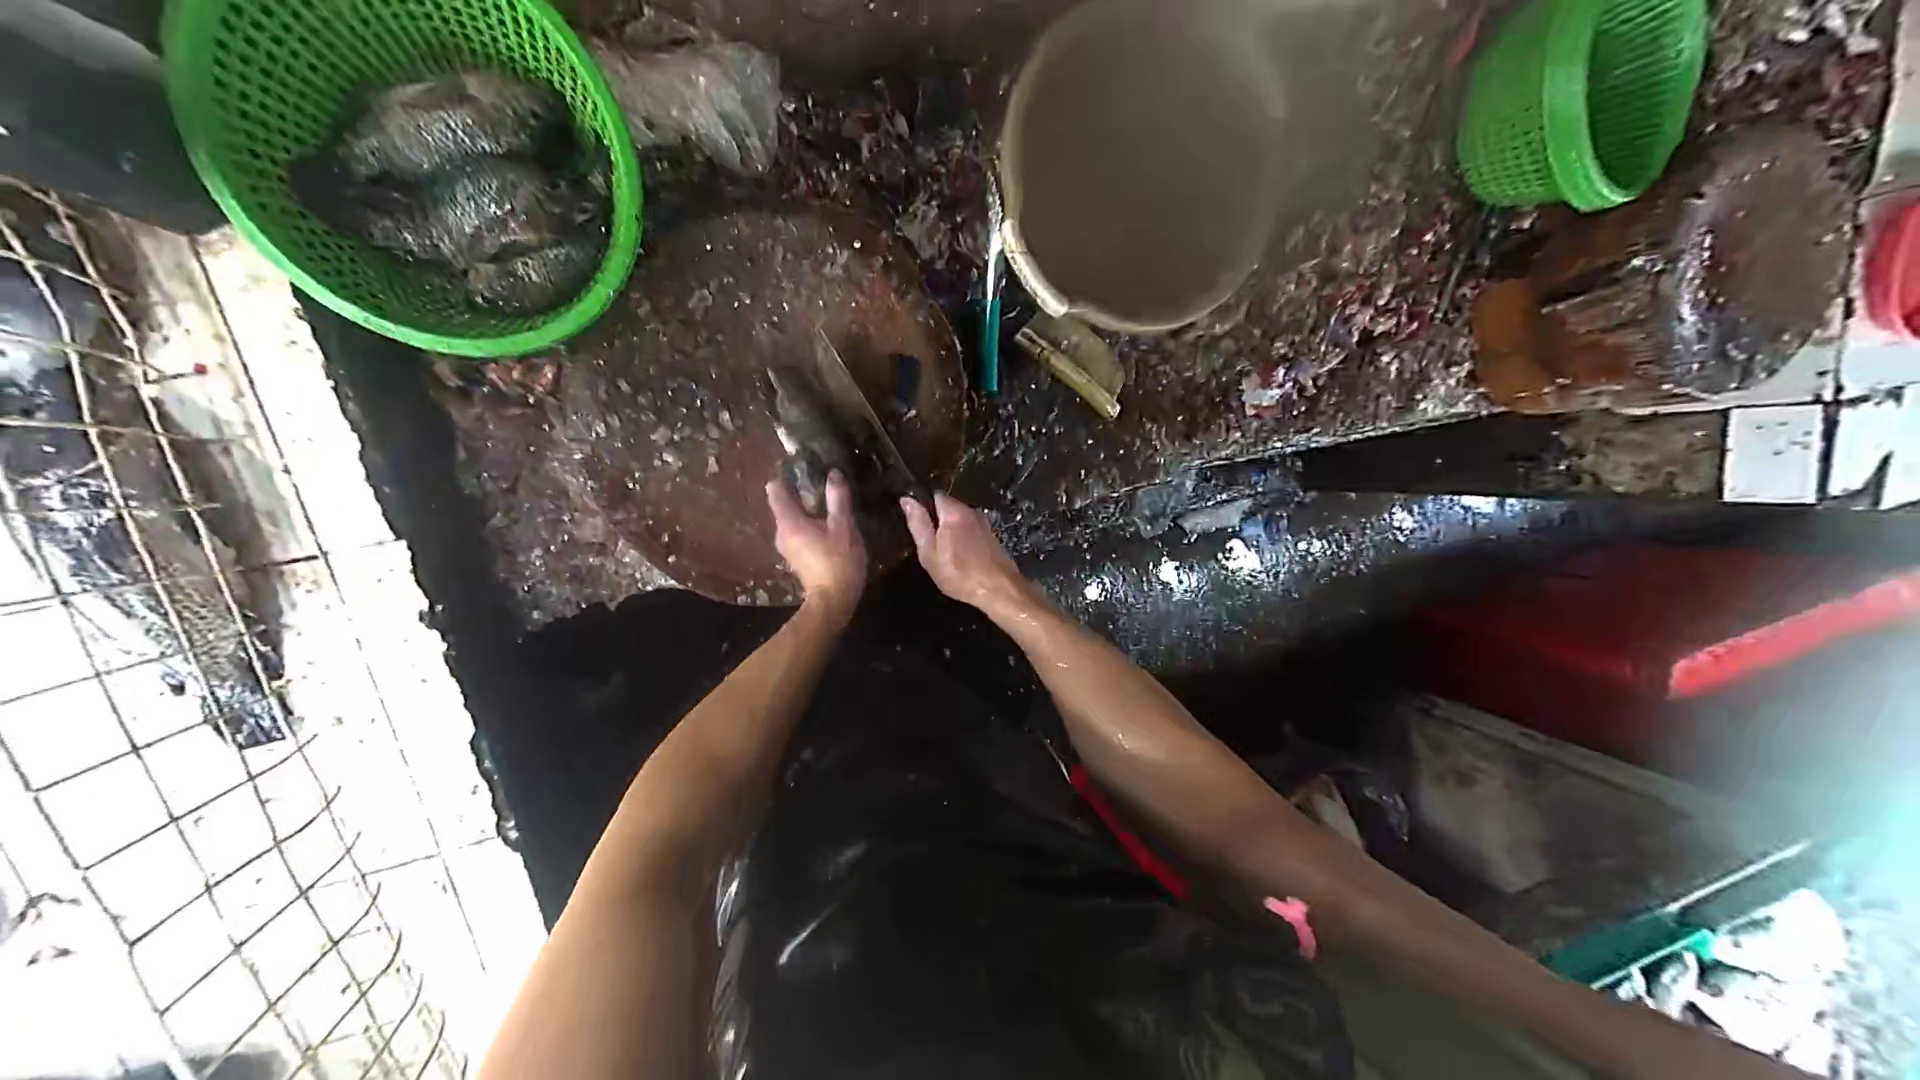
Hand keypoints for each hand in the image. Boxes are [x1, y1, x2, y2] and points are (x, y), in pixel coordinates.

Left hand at [767, 470, 866, 623]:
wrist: (834, 600)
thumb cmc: (838, 562)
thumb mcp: (844, 527)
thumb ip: (838, 499)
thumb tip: (834, 474)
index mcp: (789, 522)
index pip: (776, 489)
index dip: (787, 476)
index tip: (803, 468)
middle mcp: (781, 533)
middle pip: (784, 504)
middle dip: (800, 492)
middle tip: (821, 483)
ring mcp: (787, 547)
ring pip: (792, 519)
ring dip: (807, 510)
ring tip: (828, 503)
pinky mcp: (796, 557)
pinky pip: (798, 532)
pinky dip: (809, 525)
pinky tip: (827, 525)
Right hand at [900, 492, 1034, 617]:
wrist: (999, 590)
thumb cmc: (961, 575)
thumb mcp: (929, 553)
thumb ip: (918, 524)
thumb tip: (907, 500)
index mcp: (954, 512)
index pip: (934, 494)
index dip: (923, 505)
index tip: (917, 523)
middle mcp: (971, 511)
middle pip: (948, 507)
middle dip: (937, 520)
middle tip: (930, 544)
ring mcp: (983, 523)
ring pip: (960, 519)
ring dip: (951, 531)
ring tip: (945, 553)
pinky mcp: (991, 534)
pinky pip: (970, 529)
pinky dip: (963, 538)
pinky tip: (961, 557)